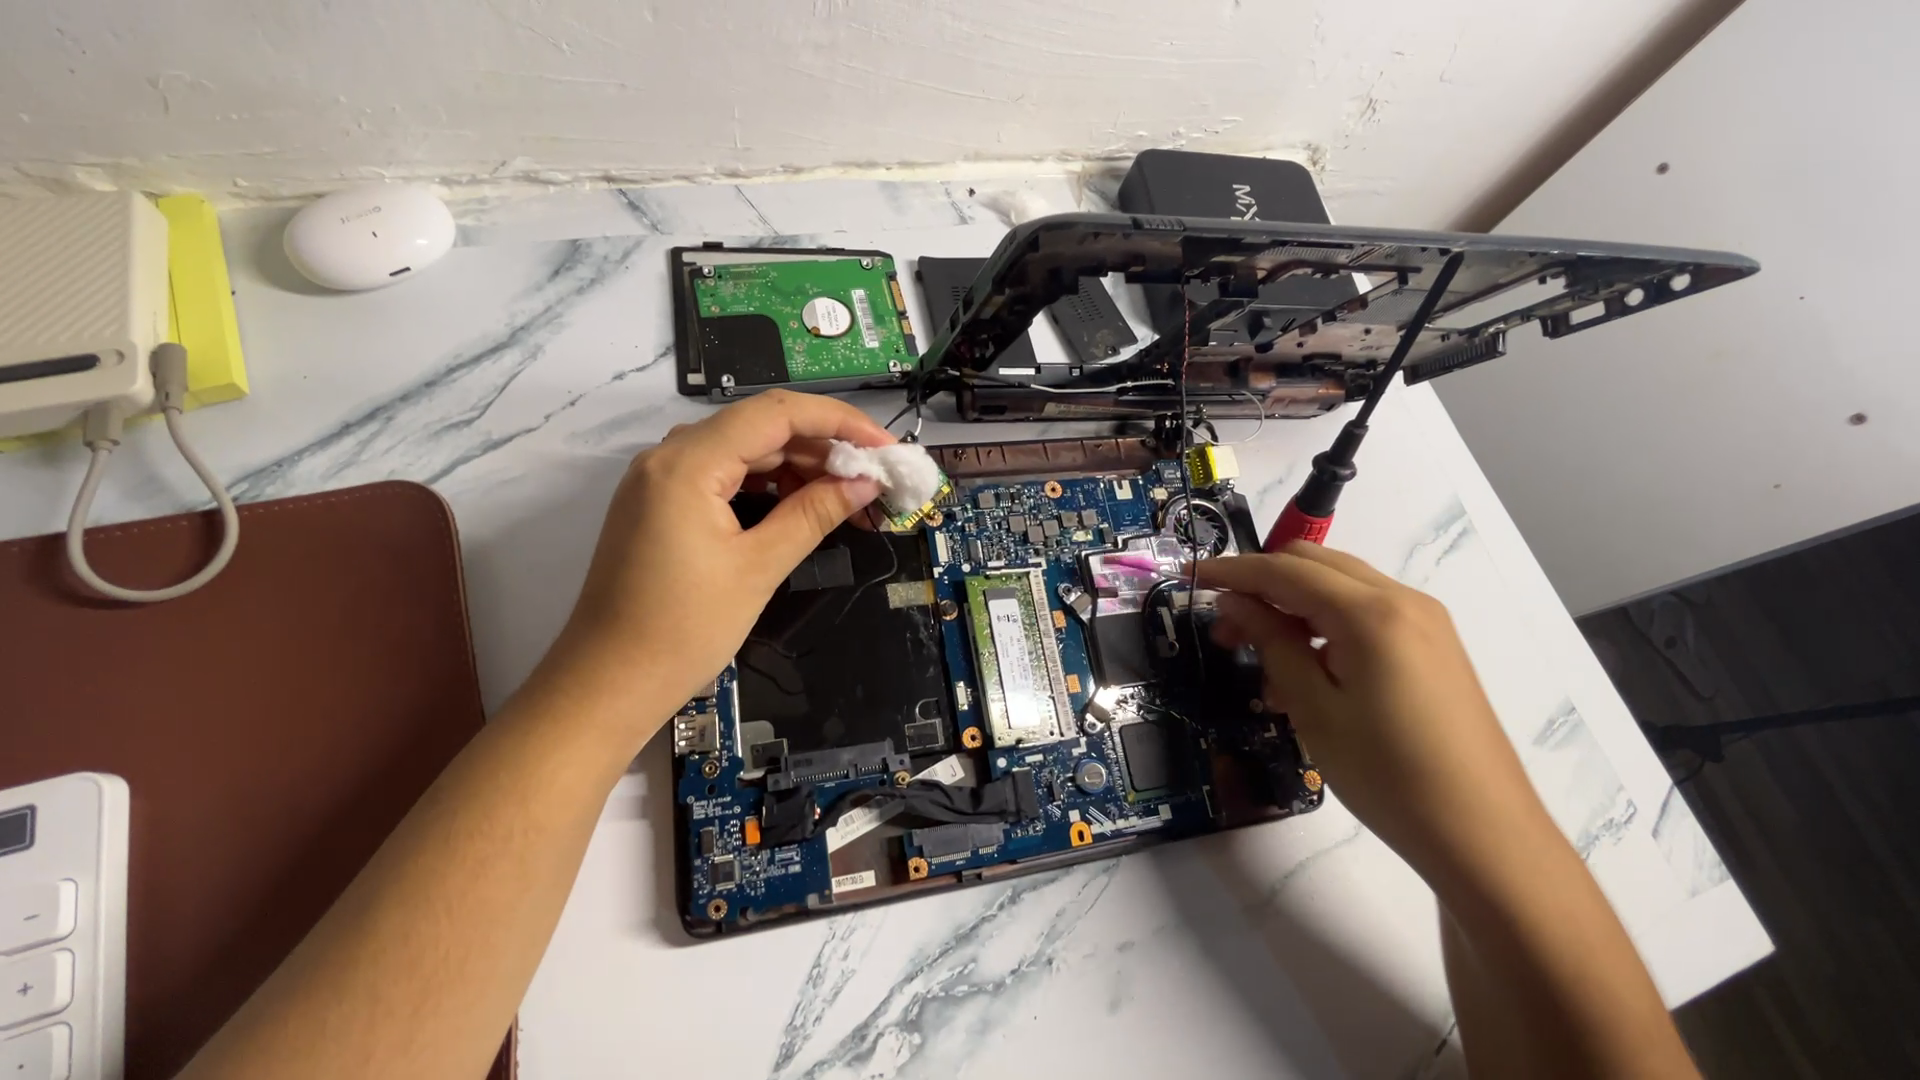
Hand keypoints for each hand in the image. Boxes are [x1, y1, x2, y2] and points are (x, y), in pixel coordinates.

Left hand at [552, 390, 891, 719]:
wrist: (608, 684)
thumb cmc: (683, 630)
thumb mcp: (759, 568)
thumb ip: (814, 514)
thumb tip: (866, 482)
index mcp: (687, 463)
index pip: (776, 413)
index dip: (838, 422)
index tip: (885, 447)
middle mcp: (669, 456)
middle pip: (760, 429)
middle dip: (823, 449)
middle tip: (875, 480)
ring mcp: (661, 480)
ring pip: (744, 453)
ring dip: (798, 469)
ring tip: (848, 498)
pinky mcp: (661, 505)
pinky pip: (724, 477)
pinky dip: (767, 487)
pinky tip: (803, 506)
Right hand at [1196, 543, 1549, 874]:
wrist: (1483, 834)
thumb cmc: (1387, 775)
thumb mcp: (1314, 708)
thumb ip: (1272, 642)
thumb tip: (1233, 602)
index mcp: (1371, 613)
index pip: (1286, 570)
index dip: (1234, 571)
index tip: (1193, 579)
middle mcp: (1403, 600)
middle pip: (1315, 564)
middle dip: (1263, 584)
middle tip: (1224, 627)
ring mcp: (1425, 621)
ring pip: (1341, 586)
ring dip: (1293, 604)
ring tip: (1260, 657)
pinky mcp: (1433, 645)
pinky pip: (1366, 613)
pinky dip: (1326, 624)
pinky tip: (1305, 671)